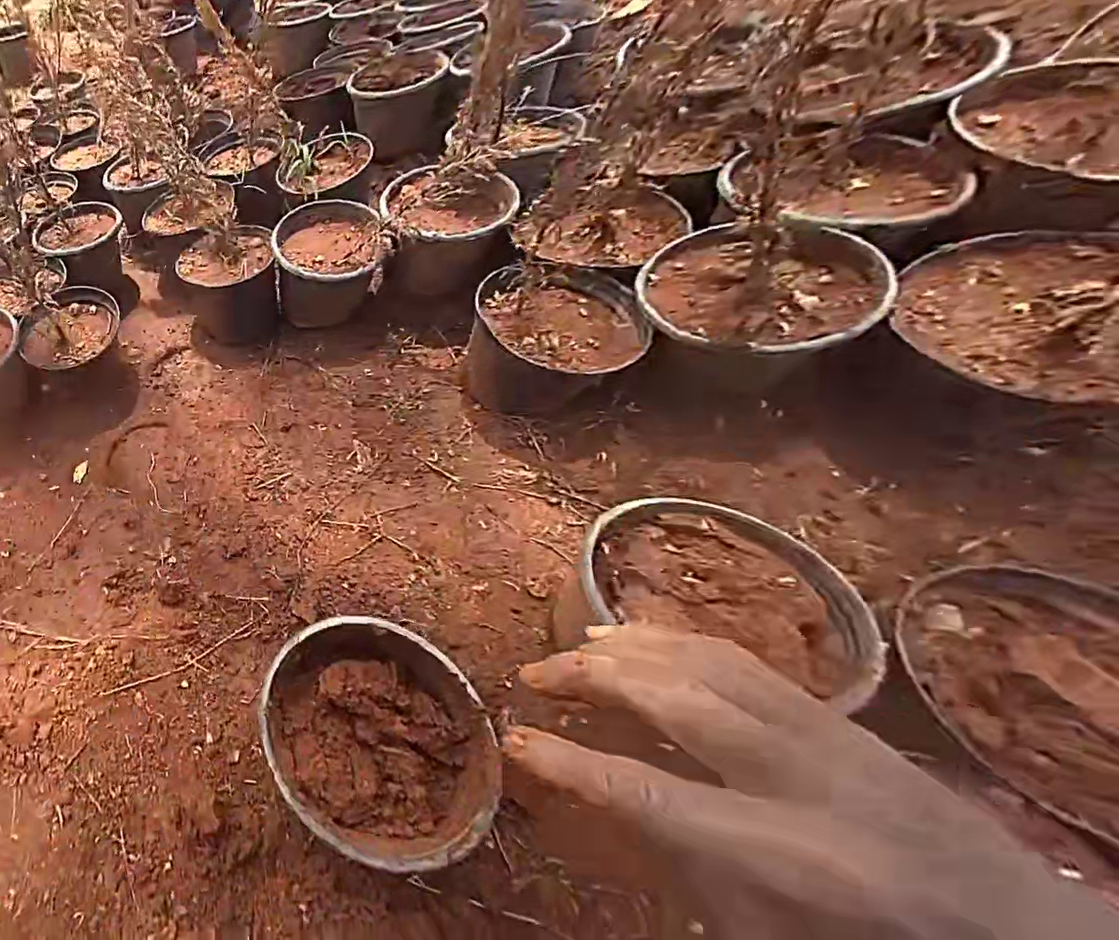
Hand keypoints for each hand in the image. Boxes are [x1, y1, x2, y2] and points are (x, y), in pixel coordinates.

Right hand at [507, 625, 1118, 939]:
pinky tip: (632, 636)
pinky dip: (669, 637)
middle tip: (533, 677)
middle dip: (590, 678)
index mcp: (800, 855)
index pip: (656, 796)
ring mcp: (829, 734)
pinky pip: (736, 655)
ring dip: (624, 648)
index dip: (574, 765)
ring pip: (705, 662)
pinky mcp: (834, 711)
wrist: (1029, 933)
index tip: (516, 742)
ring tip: (572, 649)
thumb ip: (688, 857)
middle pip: (677, 701)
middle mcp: (813, 779)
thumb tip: (604, 790)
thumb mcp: (774, 925)